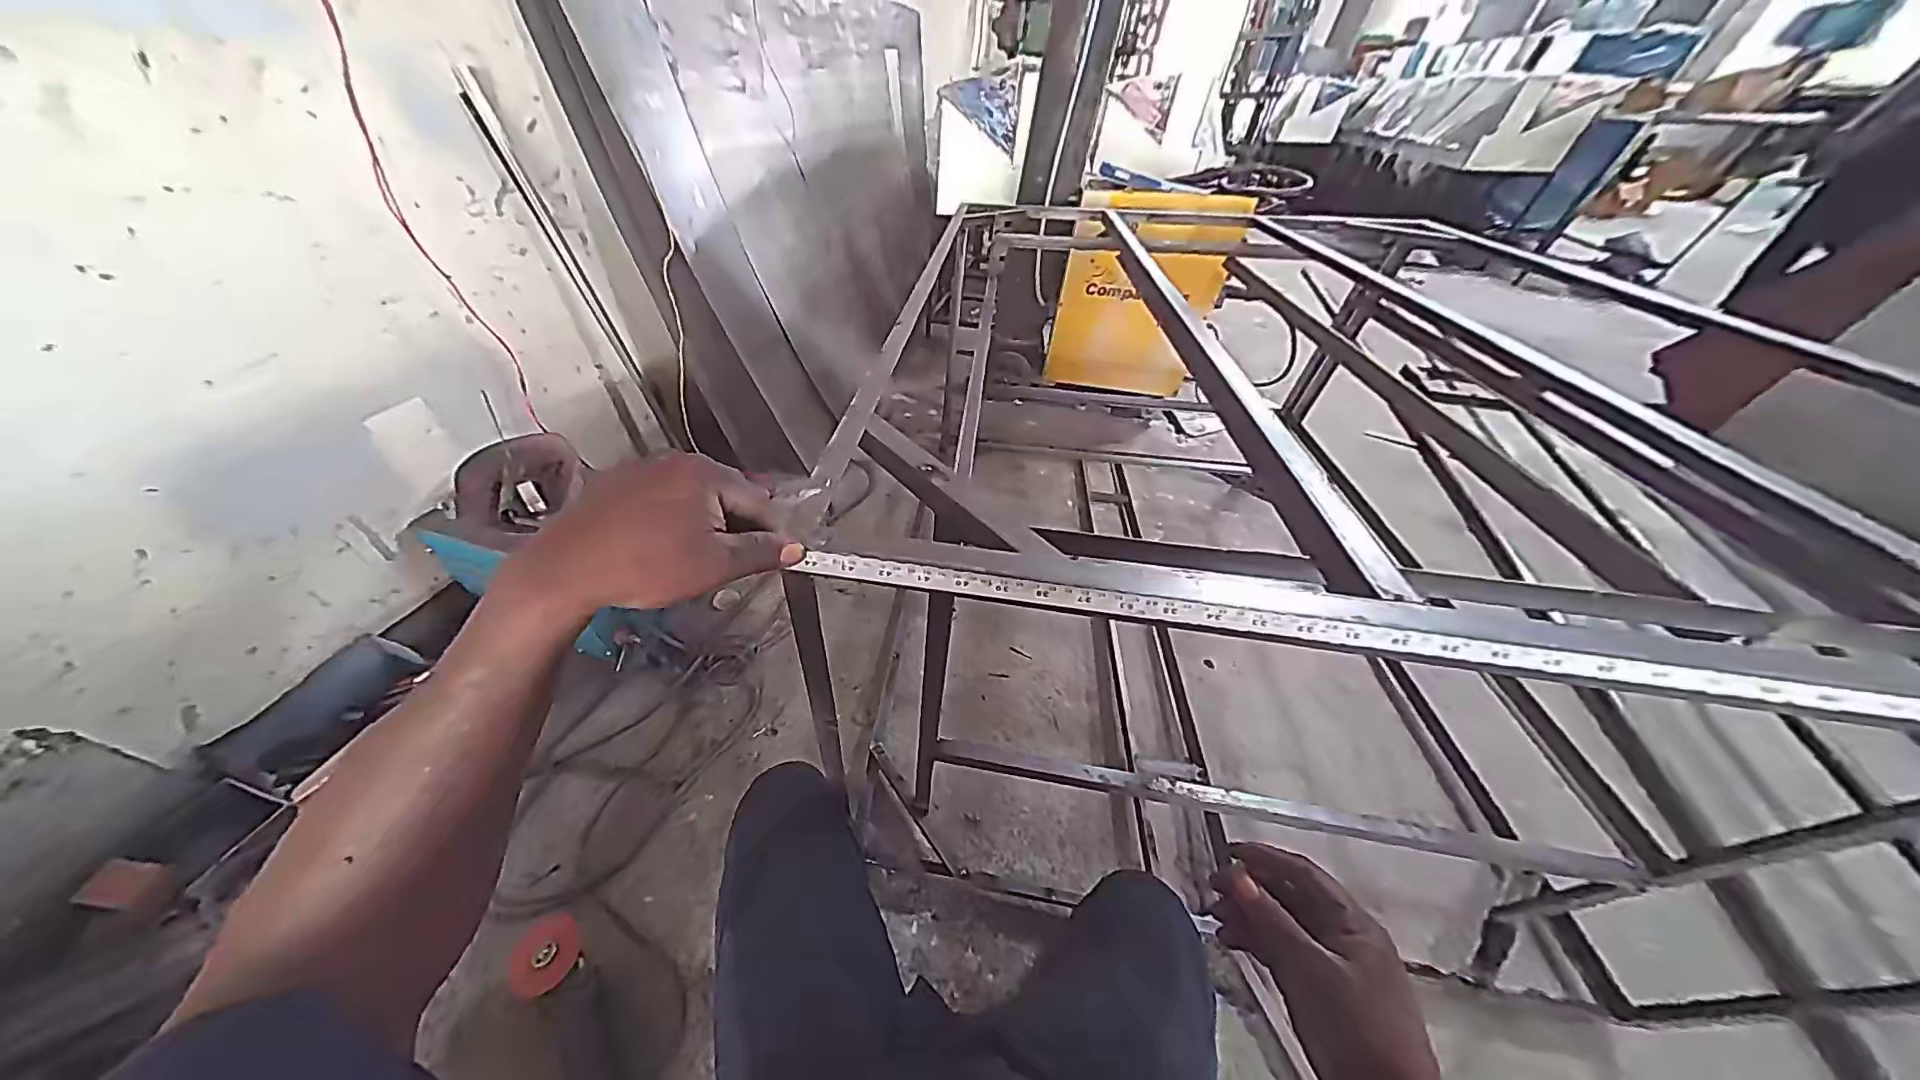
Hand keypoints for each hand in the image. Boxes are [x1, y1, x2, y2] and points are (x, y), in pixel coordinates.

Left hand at [494, 452, 803, 620]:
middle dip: (737, 527)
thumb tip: (793, 547)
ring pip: (694, 497)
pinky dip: (673, 520)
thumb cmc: (641, 566)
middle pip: (727, 494)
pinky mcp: (617, 485)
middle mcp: (675, 462)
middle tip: (733, 562)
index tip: (776, 555)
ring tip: (695, 559)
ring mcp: (643, 470)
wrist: (564, 571)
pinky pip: (662, 498)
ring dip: (706, 524)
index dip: (772, 532)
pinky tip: (662, 548)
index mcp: (705, 474)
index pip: (759, 501)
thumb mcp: (714, 565)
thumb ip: (760, 552)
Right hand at [1211, 843, 1439, 1079]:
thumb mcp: (1311, 969)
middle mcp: (1342, 937)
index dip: (1266, 858)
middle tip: (1214, 885)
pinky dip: (1255, 941)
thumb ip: (1272, 921)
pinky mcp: (1318, 988)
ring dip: (1248, 915)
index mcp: (1353, 923)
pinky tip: (1232, 940)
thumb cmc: (1360, 1030)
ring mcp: (1330, 963)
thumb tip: (1238, 877)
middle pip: (1290, 898)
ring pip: (1282, 924)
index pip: (1304, 874)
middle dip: (1250, 887)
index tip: (1231, 852)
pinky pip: (1281, 950)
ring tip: (1216, 914)